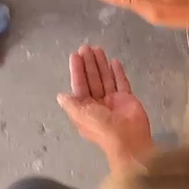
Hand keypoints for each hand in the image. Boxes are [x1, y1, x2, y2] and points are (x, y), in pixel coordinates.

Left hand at [56, 45, 153, 172]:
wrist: (128, 140)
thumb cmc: (102, 128)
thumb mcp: (80, 116)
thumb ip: (70, 104)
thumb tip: (60, 96)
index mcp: (85, 109)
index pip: (80, 86)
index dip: (77, 71)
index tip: (75, 55)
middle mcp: (98, 104)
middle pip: (92, 80)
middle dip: (89, 64)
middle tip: (86, 47)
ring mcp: (113, 101)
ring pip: (106, 79)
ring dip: (101, 65)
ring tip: (98, 49)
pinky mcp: (127, 99)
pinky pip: (121, 83)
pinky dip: (118, 73)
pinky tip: (113, 61)